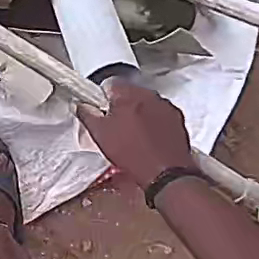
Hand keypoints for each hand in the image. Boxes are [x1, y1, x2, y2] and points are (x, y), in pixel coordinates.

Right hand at [77, 78, 196, 185]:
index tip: (101, 112)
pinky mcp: (177, 119)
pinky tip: (149, 139)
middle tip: (116, 127)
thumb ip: (87, 114)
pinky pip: (161, 115)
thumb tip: (81, 105)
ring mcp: (166, 106)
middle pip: (130, 93)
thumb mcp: (100, 134)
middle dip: (122, 107)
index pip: (110, 85)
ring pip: (146, 104)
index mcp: (129, 93)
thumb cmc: (132, 153)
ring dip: (140, 114)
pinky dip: (155, 123)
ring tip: (134, 136)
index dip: (103, 100)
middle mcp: (150, 94)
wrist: (164, 173)